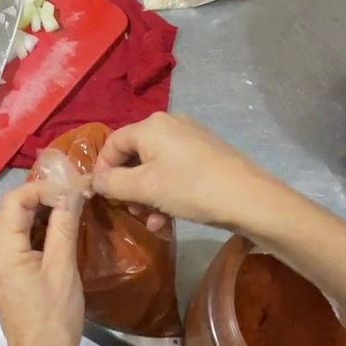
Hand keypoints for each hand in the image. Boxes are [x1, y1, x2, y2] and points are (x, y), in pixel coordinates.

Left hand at [0, 181, 82, 345]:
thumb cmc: (54, 318)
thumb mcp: (63, 268)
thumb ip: (64, 225)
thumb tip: (71, 192)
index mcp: (2, 248)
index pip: (16, 199)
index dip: (43, 188)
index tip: (71, 190)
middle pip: (11, 209)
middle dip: (41, 199)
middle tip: (72, 199)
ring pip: (8, 222)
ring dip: (34, 214)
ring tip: (62, 214)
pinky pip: (6, 239)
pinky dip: (26, 230)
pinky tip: (45, 234)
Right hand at [91, 112, 287, 232]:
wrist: (250, 198)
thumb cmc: (191, 188)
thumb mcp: (145, 188)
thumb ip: (113, 183)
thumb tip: (95, 181)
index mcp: (151, 126)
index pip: (113, 142)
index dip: (102, 168)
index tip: (100, 194)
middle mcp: (170, 124)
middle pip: (135, 155)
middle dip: (128, 186)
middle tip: (131, 211)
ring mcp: (191, 138)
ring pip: (155, 166)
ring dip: (147, 194)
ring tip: (151, 220)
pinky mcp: (207, 154)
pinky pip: (175, 170)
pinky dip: (166, 191)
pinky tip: (169, 217)